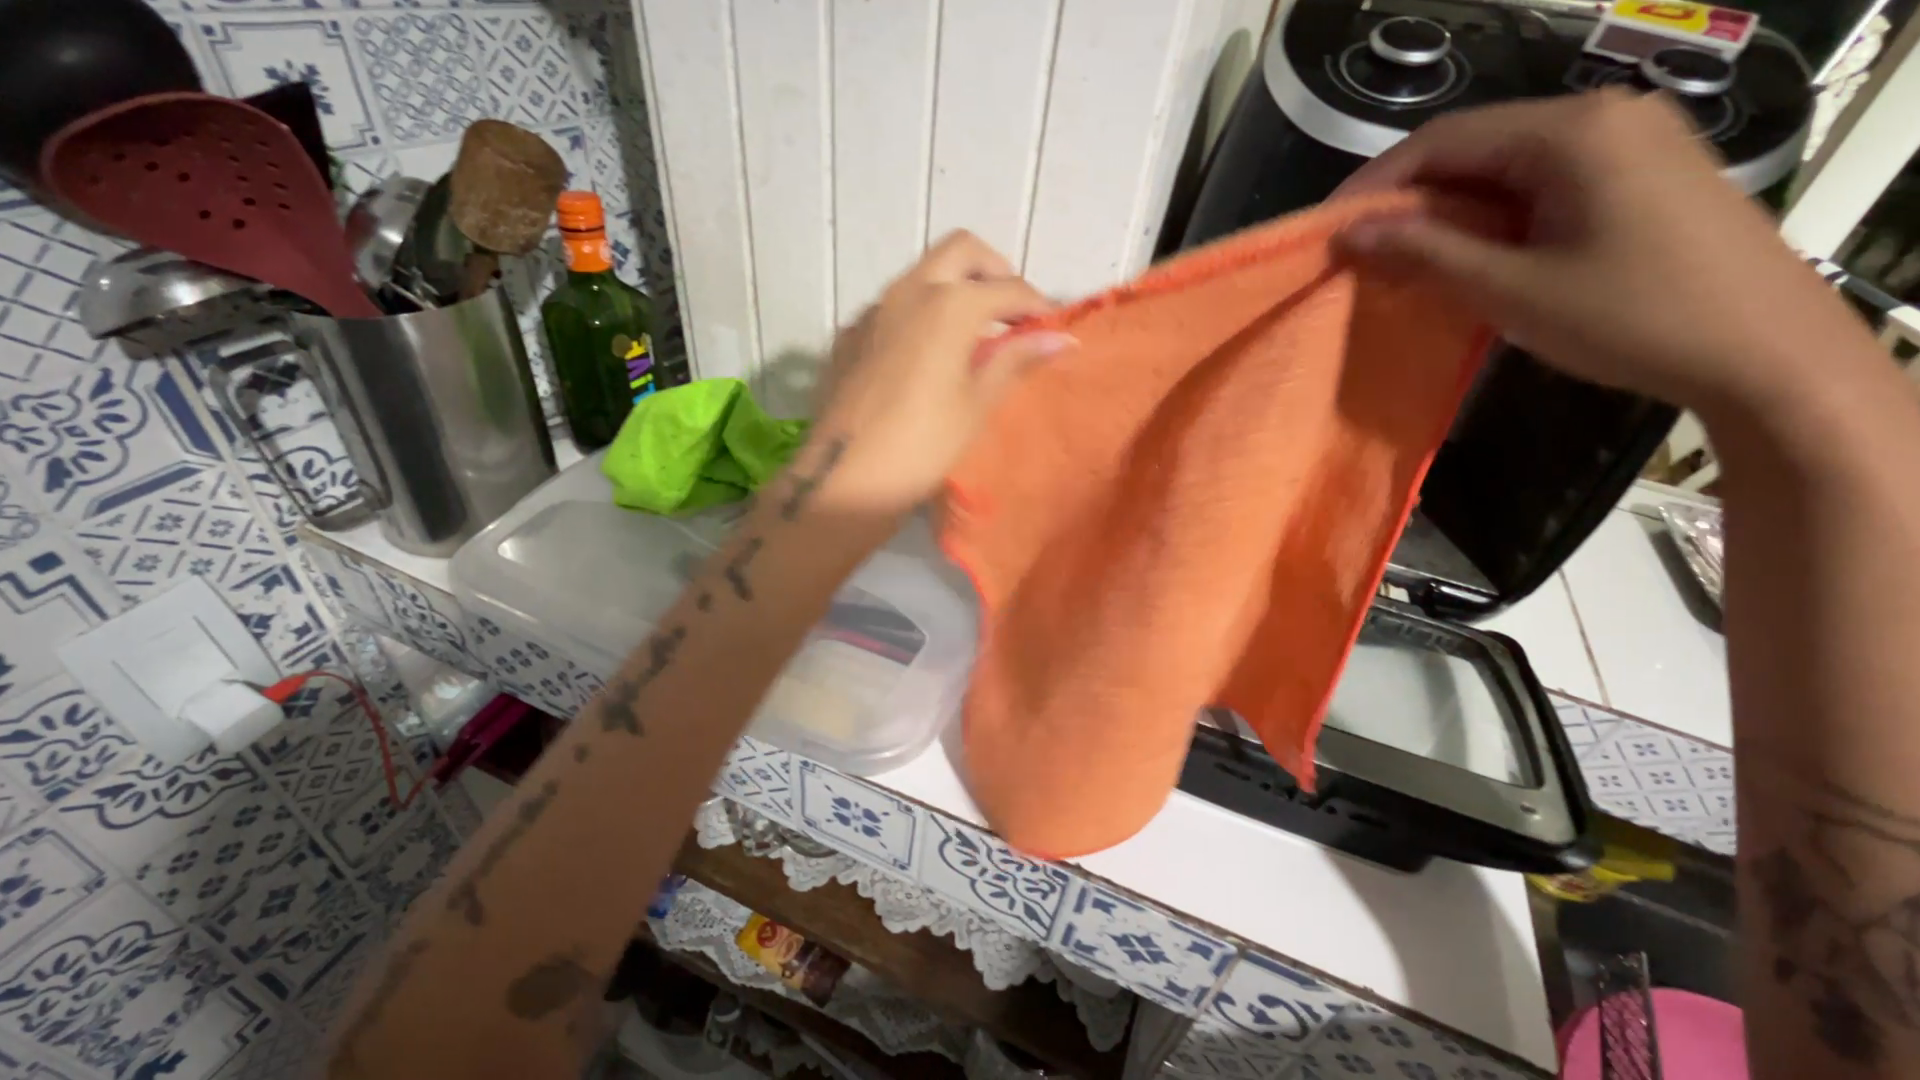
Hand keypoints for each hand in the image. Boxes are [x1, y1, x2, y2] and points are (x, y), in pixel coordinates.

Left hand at [810, 230, 1073, 513]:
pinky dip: (919, 315)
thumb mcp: (977, 404)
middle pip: (962, 251)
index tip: (1052, 327)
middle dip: (994, 271)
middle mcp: (908, 291)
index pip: (1008, 289)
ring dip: (954, 288)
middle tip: (1009, 312)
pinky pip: (892, 306)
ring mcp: (873, 310)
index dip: (1037, 306)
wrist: (844, 479)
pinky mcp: (849, 335)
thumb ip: (1016, 359)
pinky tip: (926, 357)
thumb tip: (1063, 338)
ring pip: (922, 273)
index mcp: (949, 304)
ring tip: (973, 335)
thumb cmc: (924, 444)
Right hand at [1332, 89, 1866, 414]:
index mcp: (1571, 131)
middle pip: (1477, 145)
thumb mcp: (1513, 290)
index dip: (1374, 185)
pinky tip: (1473, 250)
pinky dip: (1497, 212)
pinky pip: (1548, 178)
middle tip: (1360, 248)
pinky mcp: (1648, 171)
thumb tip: (1348, 235)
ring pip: (1510, 163)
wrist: (1770, 353)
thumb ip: (1425, 252)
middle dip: (1410, 197)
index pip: (1442, 140)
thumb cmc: (1633, 318)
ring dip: (1451, 207)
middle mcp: (1604, 115)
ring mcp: (1634, 139)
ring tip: (1405, 255)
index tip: (1326, 231)